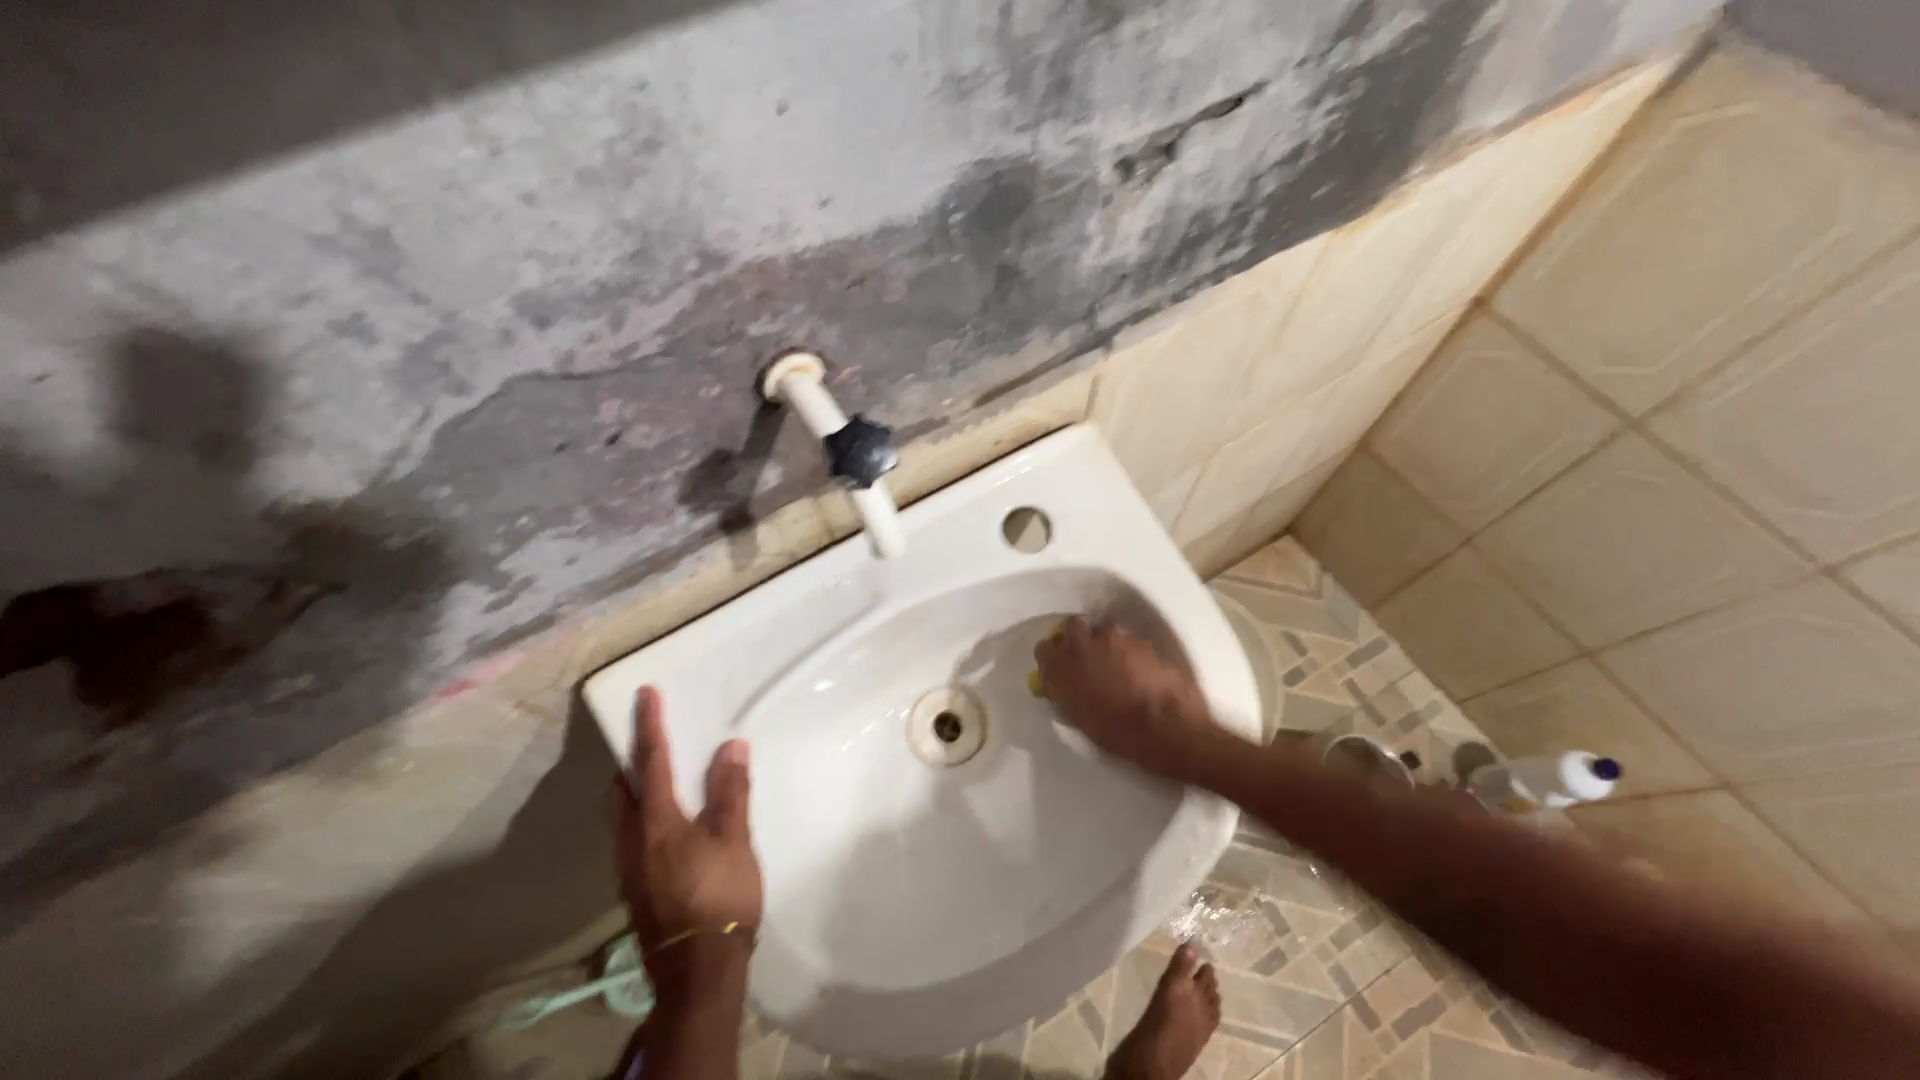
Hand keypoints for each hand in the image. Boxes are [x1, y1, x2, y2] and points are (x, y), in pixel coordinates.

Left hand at [611, 686, 762, 987]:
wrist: (698, 968)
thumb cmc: (719, 895)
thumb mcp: (734, 839)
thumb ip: (730, 791)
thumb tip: (729, 746)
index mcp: (656, 821)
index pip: (651, 761)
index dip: (649, 725)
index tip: (646, 694)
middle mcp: (632, 840)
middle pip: (623, 790)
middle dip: (633, 762)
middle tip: (651, 743)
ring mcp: (630, 869)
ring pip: (624, 817)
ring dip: (636, 792)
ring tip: (661, 782)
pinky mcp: (637, 890)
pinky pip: (633, 839)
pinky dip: (644, 819)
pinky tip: (670, 831)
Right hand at [1034, 618, 1224, 781]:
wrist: (1164, 728)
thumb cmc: (1117, 734)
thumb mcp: (1080, 719)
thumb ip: (1067, 695)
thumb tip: (1062, 687)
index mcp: (1060, 670)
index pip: (1043, 649)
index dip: (1053, 656)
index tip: (1060, 666)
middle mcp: (1082, 646)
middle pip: (1072, 626)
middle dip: (1077, 637)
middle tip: (1088, 657)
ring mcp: (1113, 640)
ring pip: (1103, 630)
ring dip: (1106, 643)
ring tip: (1117, 665)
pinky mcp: (1141, 641)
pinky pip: (1128, 640)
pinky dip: (1130, 651)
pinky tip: (1139, 670)